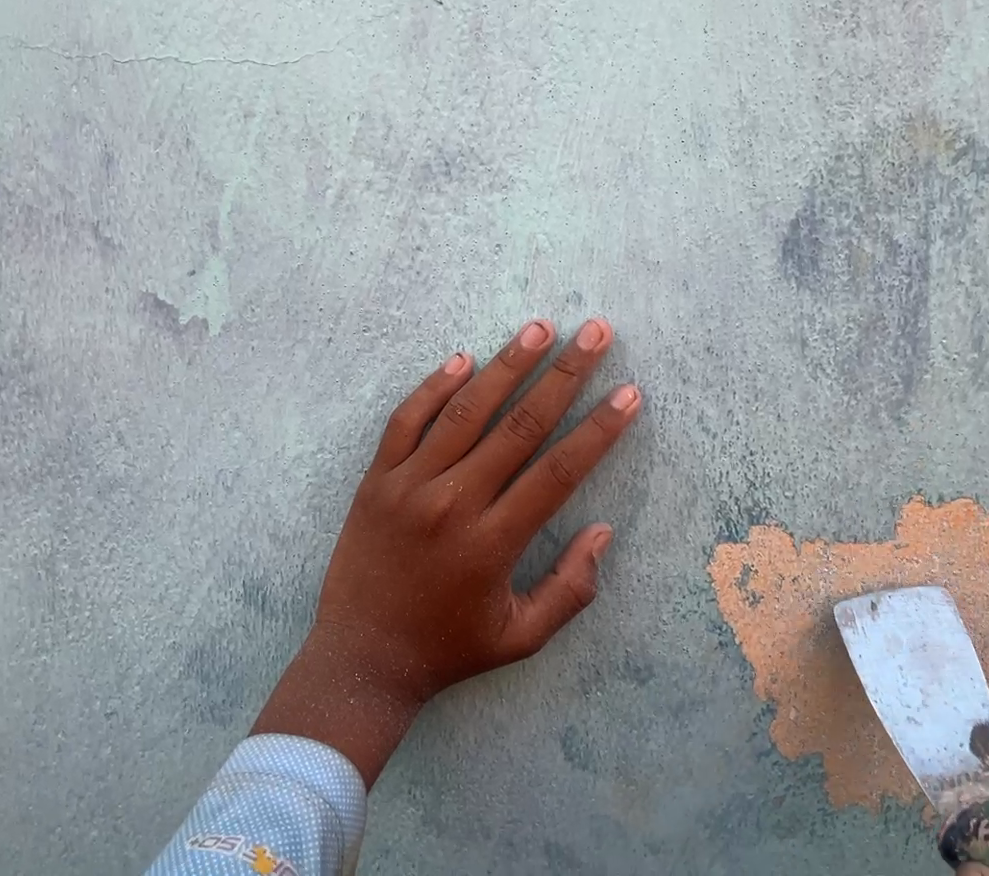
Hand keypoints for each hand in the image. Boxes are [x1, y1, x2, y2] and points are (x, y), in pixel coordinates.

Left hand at [249, 318, 642, 782]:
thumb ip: (570, 590)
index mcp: (493, 543)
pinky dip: (432, 387)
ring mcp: (408, 487)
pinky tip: (462, 358)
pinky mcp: (375, 481)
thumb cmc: (447, 650)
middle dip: (564, 375)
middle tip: (595, 332)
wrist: (360, 660)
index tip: (628, 394)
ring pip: (464, 412)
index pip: (558, 472)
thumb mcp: (521, 638)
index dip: (598, 430)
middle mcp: (452, 504)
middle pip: (518, 426)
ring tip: (539, 328)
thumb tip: (603, 531)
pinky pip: (405, 421)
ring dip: (506, 366)